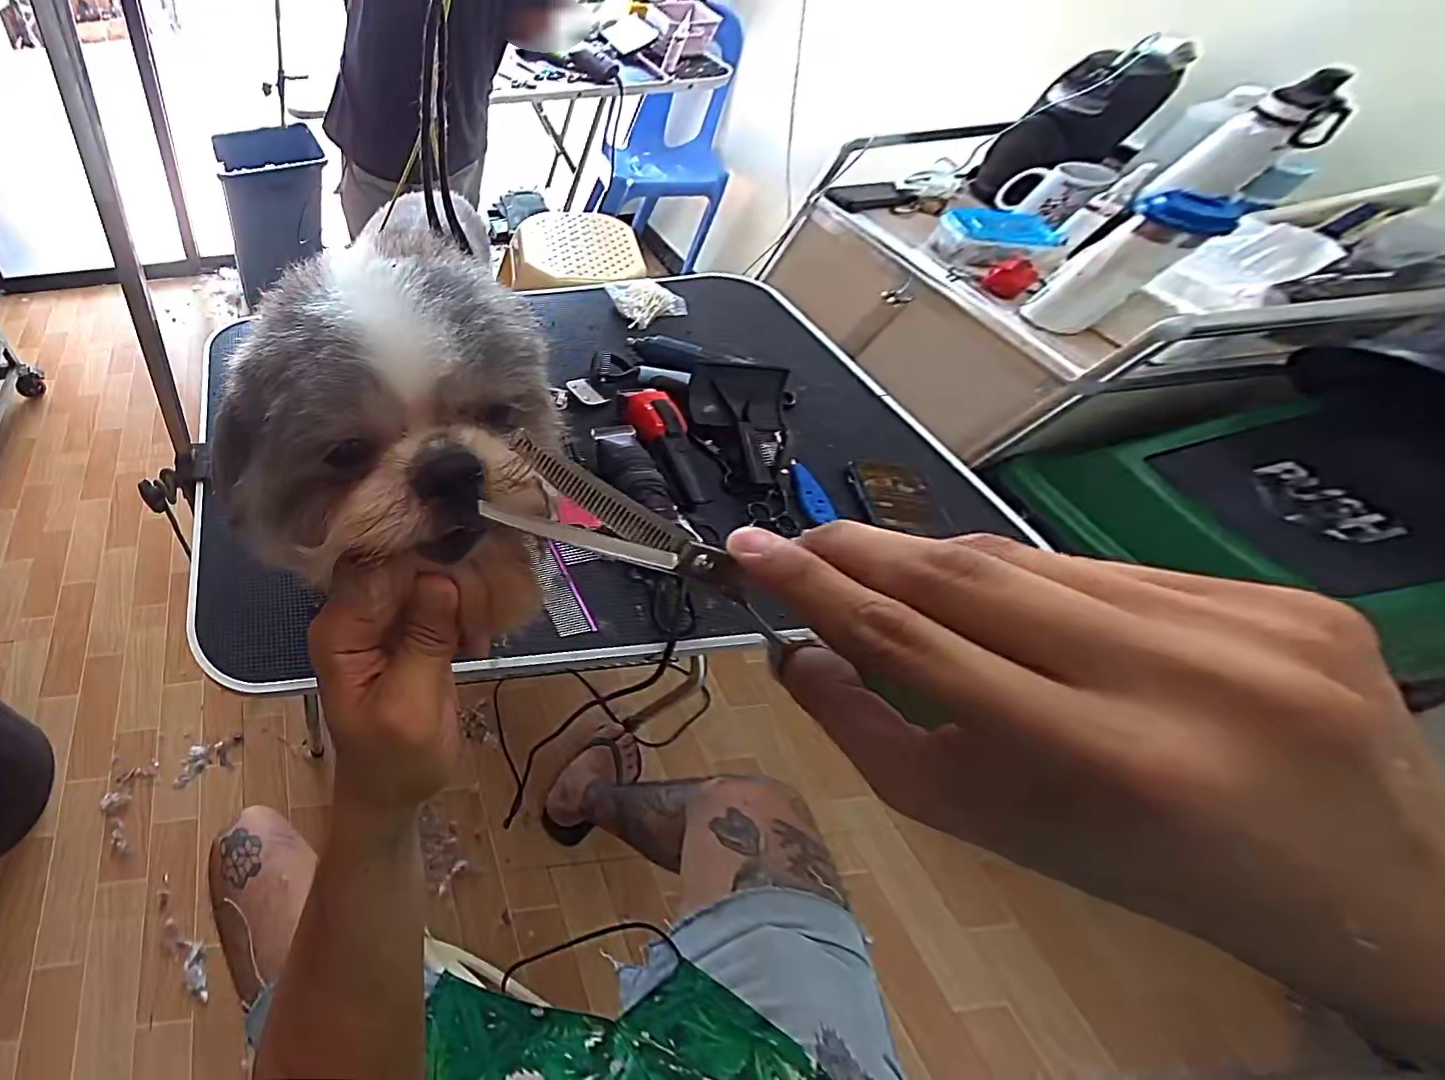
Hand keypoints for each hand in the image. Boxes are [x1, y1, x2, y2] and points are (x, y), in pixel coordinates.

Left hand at [308, 561, 463, 812]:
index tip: (465, 576)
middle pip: (401, 565)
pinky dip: (460, 614)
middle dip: (446, 578)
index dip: (422, 563)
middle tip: (482, 609)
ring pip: (423, 578)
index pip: (377, 568)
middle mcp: (354, 615)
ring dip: (459, 597)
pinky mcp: (404, 629)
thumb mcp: (411, 705)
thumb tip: (441, 579)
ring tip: (478, 634)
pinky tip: (475, 643)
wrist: (392, 792)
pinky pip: (435, 601)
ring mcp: (380, 621)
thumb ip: (424, 641)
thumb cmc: (394, 760)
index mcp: (340, 630)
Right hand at [728, 522, 1444, 1053]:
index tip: (749, 548)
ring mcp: (1237, 624)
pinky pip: (1087, 566)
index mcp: (1089, 756)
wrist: (1362, 882)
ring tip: (893, 582)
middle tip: (796, 544)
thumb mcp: (968, 815)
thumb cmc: (1124, 860)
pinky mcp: (1272, 595)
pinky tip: (1013, 609)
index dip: (811, 585)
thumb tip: (793, 650)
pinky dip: (1017, 579)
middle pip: (958, 576)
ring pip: (1017, 560)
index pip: (908, 637)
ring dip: (930, 564)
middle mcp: (1172, 676)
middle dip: (856, 549)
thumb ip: (861, 727)